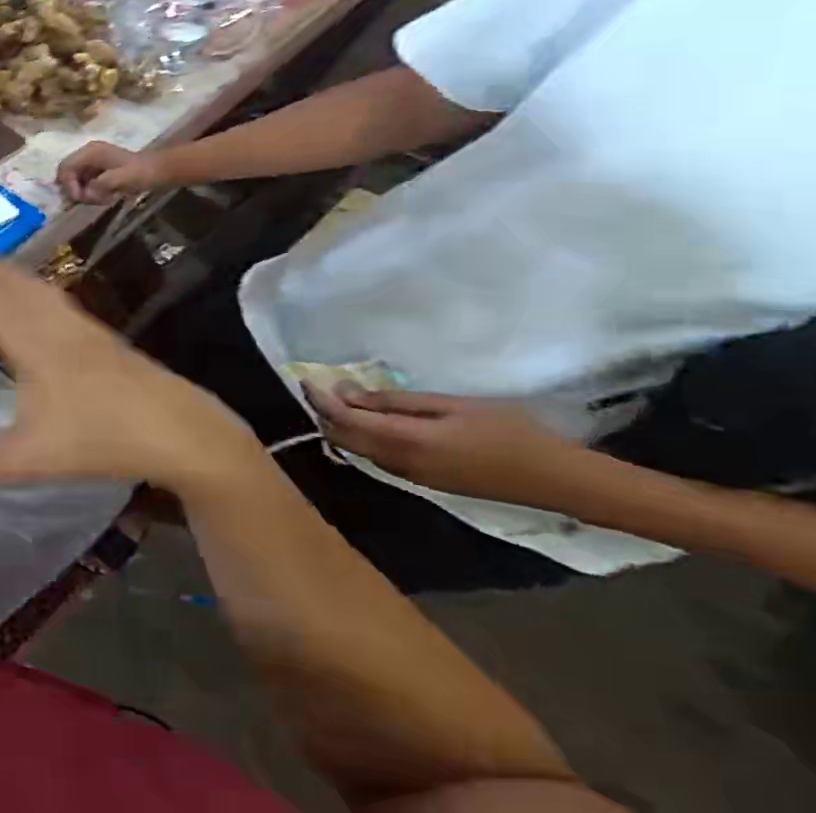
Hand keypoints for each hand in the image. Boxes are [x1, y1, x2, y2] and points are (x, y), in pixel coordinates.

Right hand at [0, 236, 268, 497]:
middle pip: (1, 276)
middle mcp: (51, 322)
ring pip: (25, 279)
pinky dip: (19, 277)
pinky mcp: (91, 331)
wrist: (180, 430)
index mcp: (31, 344)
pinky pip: (45, 290)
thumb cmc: (103, 439)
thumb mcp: (34, 458)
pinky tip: (20, 286)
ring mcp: (75, 322)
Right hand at [56, 141, 162, 203]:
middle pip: (66, 175)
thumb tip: (85, 193)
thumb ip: (101, 184)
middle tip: (91, 200)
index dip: (68, 185)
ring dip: (83, 193)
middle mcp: (87, 154)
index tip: (81, 198)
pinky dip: (89, 193)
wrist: (159, 170)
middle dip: (75, 190)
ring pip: (74, 181)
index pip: (65, 168)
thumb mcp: (122, 178)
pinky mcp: (96, 171)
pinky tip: (103, 197)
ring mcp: (91, 162)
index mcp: (91, 152)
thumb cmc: (142, 172)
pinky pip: (83, 184)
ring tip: (101, 199)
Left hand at [305, 386, 585, 505]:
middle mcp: (397, 463)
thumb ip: (398, 403)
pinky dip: (361, 438)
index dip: (320, 400)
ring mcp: (408, 476)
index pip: (344, 420)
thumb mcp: (454, 406)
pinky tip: (367, 422)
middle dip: (324, 413)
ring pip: (357, 450)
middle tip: (319, 387)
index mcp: (404, 441)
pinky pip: (376, 458)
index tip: (306, 380)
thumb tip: (350, 394)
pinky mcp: (421, 482)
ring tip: (338, 400)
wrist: (557, 481)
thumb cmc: (511, 433)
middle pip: (342, 438)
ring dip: (341, 427)